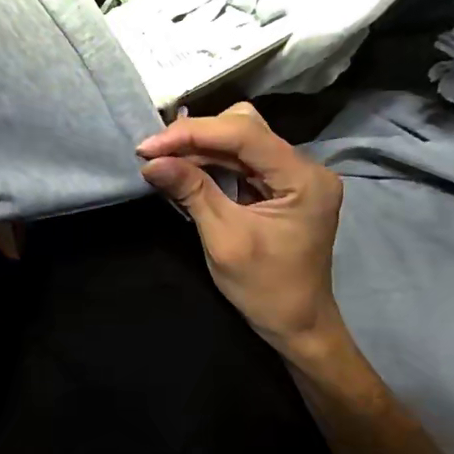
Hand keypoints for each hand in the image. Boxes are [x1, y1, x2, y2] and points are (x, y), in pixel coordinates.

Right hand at [137, 103, 346, 365]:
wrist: (297, 325)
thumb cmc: (265, 288)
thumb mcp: (224, 239)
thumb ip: (191, 192)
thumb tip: (151, 162)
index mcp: (303, 179)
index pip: (244, 134)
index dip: (193, 133)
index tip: (149, 145)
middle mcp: (305, 167)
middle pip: (245, 128)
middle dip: (196, 135)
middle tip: (154, 151)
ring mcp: (295, 175)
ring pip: (242, 139)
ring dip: (200, 146)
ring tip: (162, 157)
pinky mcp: (282, 185)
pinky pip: (243, 159)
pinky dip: (212, 161)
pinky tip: (185, 166)